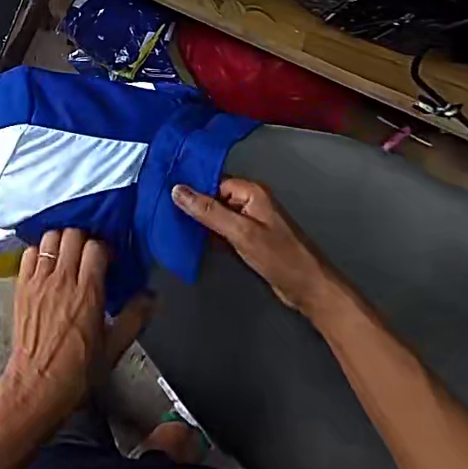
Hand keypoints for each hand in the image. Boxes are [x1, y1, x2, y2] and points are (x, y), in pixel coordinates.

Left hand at [0, 230, 150, 424]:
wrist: (35, 390)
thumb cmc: (76, 372)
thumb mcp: (114, 347)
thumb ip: (135, 317)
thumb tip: (151, 296)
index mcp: (88, 293)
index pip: (96, 247)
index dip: (105, 248)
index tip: (110, 260)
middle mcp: (62, 281)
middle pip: (73, 234)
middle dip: (85, 238)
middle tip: (90, 252)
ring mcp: (38, 283)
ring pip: (50, 238)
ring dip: (62, 240)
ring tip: (69, 253)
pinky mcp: (21, 289)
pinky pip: (27, 254)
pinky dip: (38, 252)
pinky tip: (47, 263)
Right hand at [172, 179, 344, 319]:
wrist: (307, 287)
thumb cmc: (279, 257)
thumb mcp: (241, 233)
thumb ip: (209, 212)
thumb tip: (178, 190)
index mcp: (252, 192)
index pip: (214, 181)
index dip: (191, 187)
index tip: (163, 192)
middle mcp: (251, 202)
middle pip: (214, 197)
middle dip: (192, 204)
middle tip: (160, 209)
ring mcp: (250, 222)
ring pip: (217, 216)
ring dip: (198, 221)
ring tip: (168, 223)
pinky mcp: (249, 240)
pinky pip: (223, 231)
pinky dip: (208, 235)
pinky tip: (189, 241)